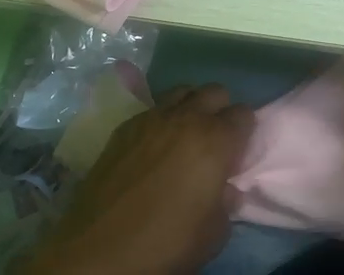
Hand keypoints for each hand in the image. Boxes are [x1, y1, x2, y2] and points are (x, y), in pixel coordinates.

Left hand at [21, 84, 255, 274]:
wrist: (98, 252)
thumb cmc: (166, 244)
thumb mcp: (213, 236)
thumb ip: (226, 205)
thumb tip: (225, 190)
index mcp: (216, 141)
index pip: (244, 115)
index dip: (244, 133)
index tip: (236, 155)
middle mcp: (187, 118)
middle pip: (215, 92)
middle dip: (220, 111)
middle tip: (213, 142)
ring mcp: (152, 118)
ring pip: (182, 91)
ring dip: (190, 107)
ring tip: (183, 135)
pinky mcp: (123, 127)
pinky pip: (151, 108)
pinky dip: (159, 119)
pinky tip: (152, 146)